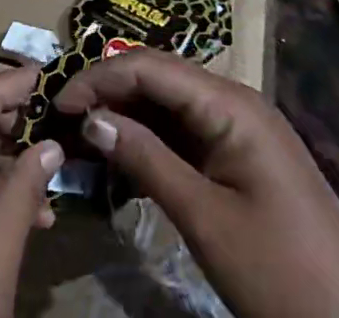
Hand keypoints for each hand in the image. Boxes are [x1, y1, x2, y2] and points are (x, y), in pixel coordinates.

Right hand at [53, 50, 338, 317]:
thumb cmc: (281, 271)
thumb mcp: (204, 216)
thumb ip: (145, 158)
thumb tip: (90, 118)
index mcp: (229, 104)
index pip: (148, 67)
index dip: (98, 78)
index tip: (57, 105)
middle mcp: (233, 102)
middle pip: (156, 77)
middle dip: (107, 90)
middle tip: (62, 118)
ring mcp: (238, 129)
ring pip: (167, 103)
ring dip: (124, 114)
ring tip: (81, 136)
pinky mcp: (238, 156)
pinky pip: (183, 132)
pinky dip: (148, 139)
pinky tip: (120, 157)